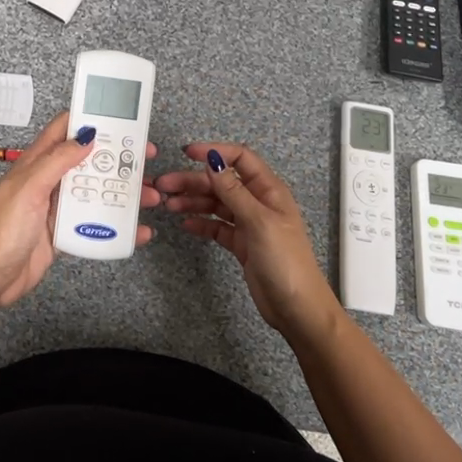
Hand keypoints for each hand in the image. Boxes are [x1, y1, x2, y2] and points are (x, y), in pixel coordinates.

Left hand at [0, 112, 161, 307]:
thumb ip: (56, 162)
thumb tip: (86, 135)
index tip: (121, 118)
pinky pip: (95, 226)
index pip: (64, 131)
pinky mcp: (64, 234)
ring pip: (97, 194)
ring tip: (150, 197)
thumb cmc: (1, 230)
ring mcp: (57, 209)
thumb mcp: (28, 189)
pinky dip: (118, 226)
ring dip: (123, 194)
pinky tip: (138, 231)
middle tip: (146, 160)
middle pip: (88, 163)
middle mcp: (49, 182)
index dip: (90, 120)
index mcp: (36, 164)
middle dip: (117, 160)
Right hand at [154, 143, 337, 336]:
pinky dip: (201, 224)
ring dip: (193, 201)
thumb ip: (234, 192)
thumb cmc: (285, 260)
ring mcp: (249, 224)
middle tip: (164, 185)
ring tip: (169, 205)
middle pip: (221, 182)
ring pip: (216, 204)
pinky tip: (184, 225)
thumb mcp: (259, 222)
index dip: (214, 152)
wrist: (297, 309)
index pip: (240, 159)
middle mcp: (258, 202)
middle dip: (193, 181)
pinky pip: (217, 227)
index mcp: (268, 190)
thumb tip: (212, 161)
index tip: (186, 153)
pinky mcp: (242, 245)